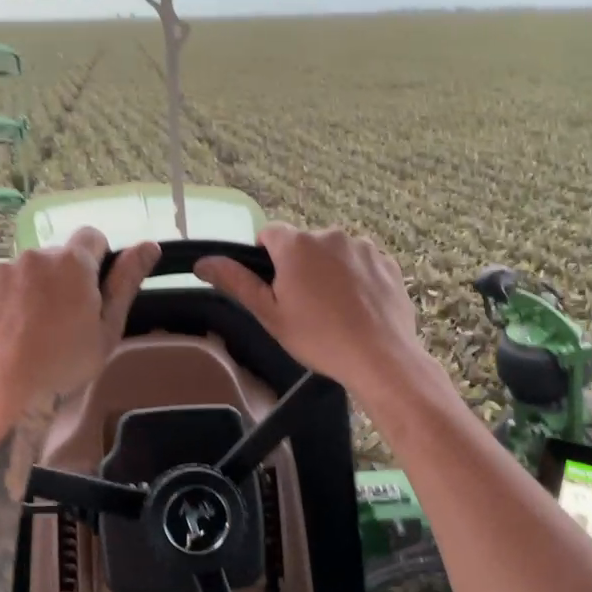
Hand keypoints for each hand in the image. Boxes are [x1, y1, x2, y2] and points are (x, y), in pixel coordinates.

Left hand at [0, 228, 159, 423]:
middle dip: (62, 280)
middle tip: (62, 323)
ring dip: (31, 290)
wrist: (2, 399)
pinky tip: (4, 335)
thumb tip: (150, 245)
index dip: (97, 260)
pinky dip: (3, 303)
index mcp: (71, 263)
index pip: (91, 237)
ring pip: (24, 273)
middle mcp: (32, 256)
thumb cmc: (64, 367)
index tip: (93, 291)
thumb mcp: (107, 330)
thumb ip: (126, 282)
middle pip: (55, 257)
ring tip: (29, 333)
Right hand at [193, 223, 421, 392]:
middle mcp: (330, 235)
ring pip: (334, 254)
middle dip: (299, 267)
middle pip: (304, 244)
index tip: (273, 288)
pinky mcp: (388, 263)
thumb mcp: (270, 314)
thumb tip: (203, 261)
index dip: (265, 258)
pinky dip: (357, 280)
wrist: (380, 357)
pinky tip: (358, 310)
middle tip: (303, 307)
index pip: (269, 233)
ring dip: (329, 272)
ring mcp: (363, 247)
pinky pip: (362, 264)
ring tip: (334, 311)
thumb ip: (236, 282)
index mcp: (297, 245)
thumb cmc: (318, 338)